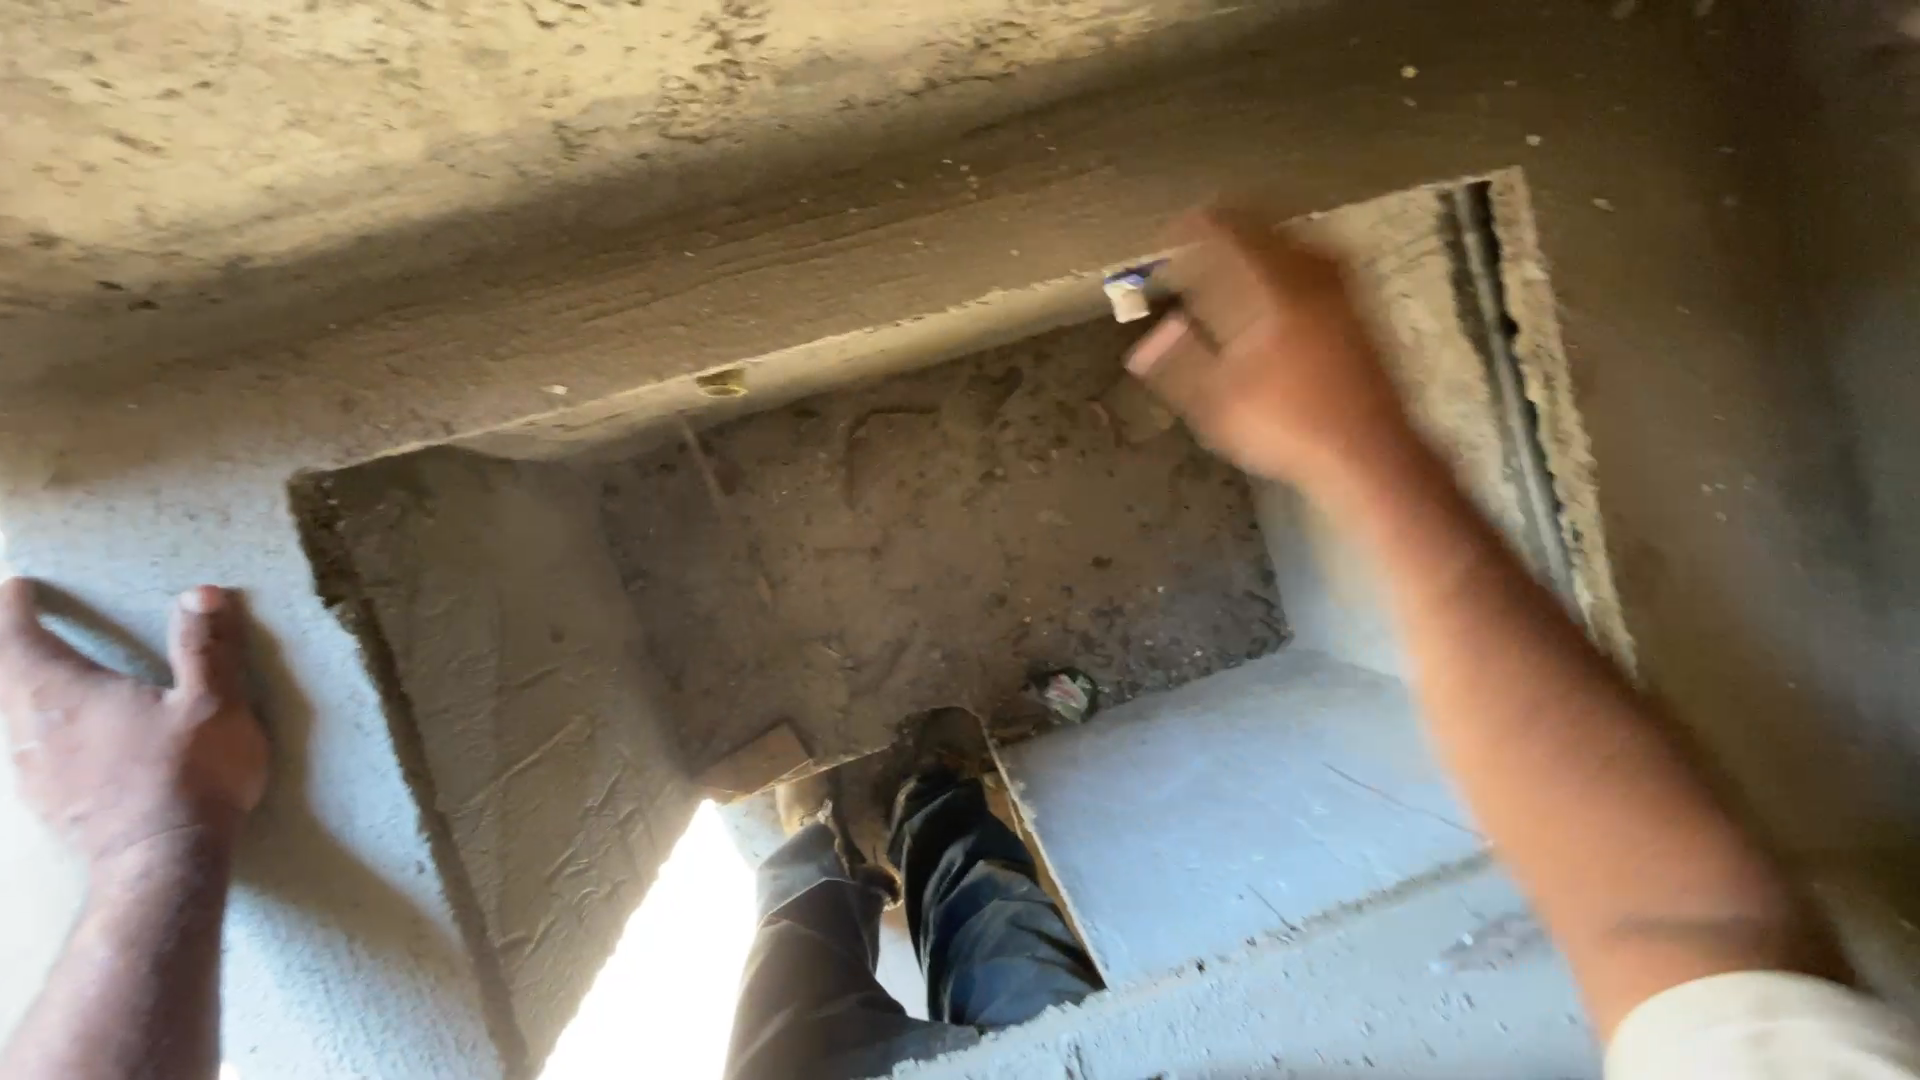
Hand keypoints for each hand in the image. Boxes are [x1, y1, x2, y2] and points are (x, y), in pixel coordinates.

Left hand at [0, 580, 268, 870]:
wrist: (164, 856)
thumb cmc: (191, 771)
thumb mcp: (215, 703)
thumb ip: (205, 649)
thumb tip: (200, 592)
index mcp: (66, 696)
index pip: (17, 640)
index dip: (10, 609)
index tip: (15, 586)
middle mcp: (31, 727)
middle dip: (3, 647)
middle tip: (12, 624)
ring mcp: (32, 768)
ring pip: (7, 715)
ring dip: (14, 687)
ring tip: (35, 675)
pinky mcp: (47, 797)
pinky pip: (24, 746)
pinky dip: (33, 724)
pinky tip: (58, 735)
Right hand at [1126, 206, 1417, 488]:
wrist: (1367, 451)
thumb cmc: (1286, 427)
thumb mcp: (1216, 404)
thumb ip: (1179, 364)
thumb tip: (1147, 340)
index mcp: (1269, 289)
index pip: (1225, 233)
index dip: (1191, 229)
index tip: (1168, 236)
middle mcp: (1309, 275)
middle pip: (1262, 227)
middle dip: (1225, 231)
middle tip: (1196, 243)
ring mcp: (1340, 289)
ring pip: (1291, 241)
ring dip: (1257, 245)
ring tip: (1231, 261)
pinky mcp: (1358, 307)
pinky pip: (1313, 261)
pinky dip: (1284, 263)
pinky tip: (1274, 288)